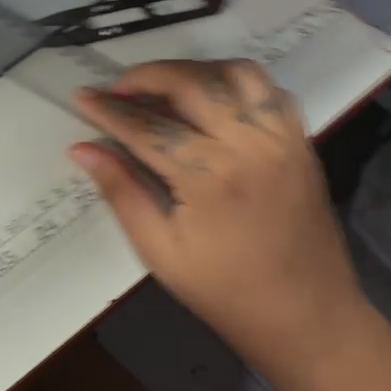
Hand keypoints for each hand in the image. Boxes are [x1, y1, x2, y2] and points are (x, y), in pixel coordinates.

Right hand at [69, 60, 367, 370]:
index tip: (81, 98)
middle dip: (146, 77)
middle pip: (190, 83)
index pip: (145, 126)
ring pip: (234, 73)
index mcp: (209, 178)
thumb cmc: (225, 292)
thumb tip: (82, 149)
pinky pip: (268, 90)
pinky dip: (235, 81)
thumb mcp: (159, 250)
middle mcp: (249, 146)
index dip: (107, 110)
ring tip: (164, 87)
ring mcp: (282, 139)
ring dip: (192, 71)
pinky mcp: (301, 142)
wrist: (309, 319)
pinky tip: (210, 98)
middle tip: (118, 88)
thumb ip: (120, 191)